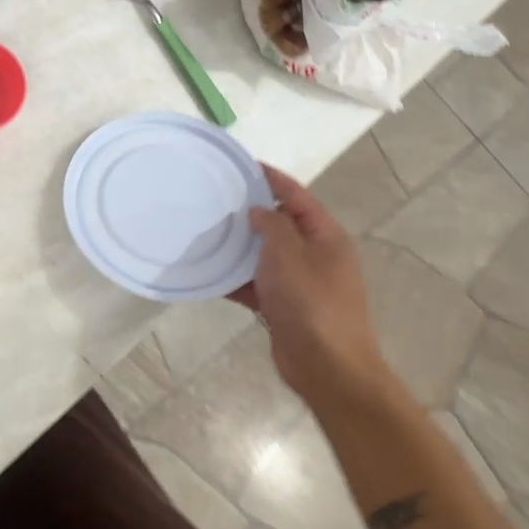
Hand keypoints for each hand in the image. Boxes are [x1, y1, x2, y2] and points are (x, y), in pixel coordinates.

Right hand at [229, 165, 388, 405]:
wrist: (326, 366)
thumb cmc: (311, 302)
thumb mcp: (289, 253)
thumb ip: (272, 224)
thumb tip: (258, 211)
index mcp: (325, 237)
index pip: (296, 196)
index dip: (271, 178)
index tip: (242, 163)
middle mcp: (314, 255)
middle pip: (279, 224)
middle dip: (248, 211)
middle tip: (213, 197)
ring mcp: (299, 282)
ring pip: (263, 254)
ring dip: (237, 245)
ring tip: (203, 230)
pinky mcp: (283, 306)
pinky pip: (253, 283)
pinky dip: (233, 278)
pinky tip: (206, 272)